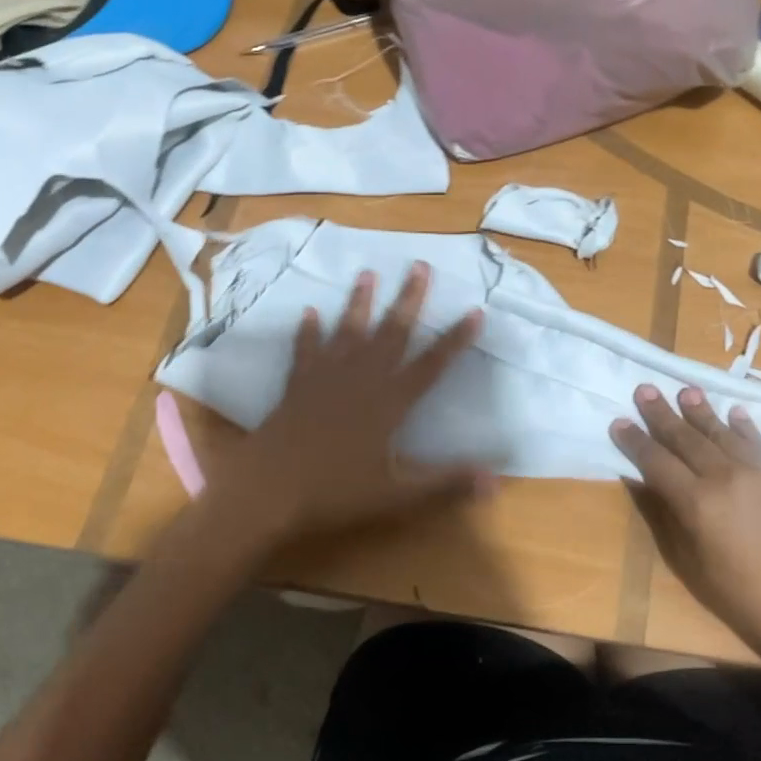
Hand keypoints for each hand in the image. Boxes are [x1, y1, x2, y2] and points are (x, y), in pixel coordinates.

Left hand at [193, 262, 490, 556]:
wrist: (265, 493)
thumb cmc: (334, 494)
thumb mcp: (397, 494)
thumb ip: (445, 482)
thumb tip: (495, 480)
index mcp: (388, 405)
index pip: (430, 366)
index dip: (454, 340)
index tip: (474, 311)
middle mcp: (360, 382)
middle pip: (390, 335)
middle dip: (408, 300)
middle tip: (420, 266)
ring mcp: (324, 380)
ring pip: (348, 333)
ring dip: (360, 303)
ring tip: (368, 273)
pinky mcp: (296, 387)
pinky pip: (305, 351)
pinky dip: (309, 332)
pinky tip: (311, 313)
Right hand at [610, 385, 760, 659]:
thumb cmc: (740, 595)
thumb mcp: (689, 563)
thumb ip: (666, 517)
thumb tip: (644, 481)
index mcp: (696, 502)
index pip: (656, 462)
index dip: (635, 441)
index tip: (618, 421)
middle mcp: (725, 475)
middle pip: (686, 438)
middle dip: (661, 414)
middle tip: (644, 389)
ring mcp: (759, 469)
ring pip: (722, 431)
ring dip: (700, 410)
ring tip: (684, 390)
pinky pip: (759, 440)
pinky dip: (743, 425)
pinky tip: (733, 414)